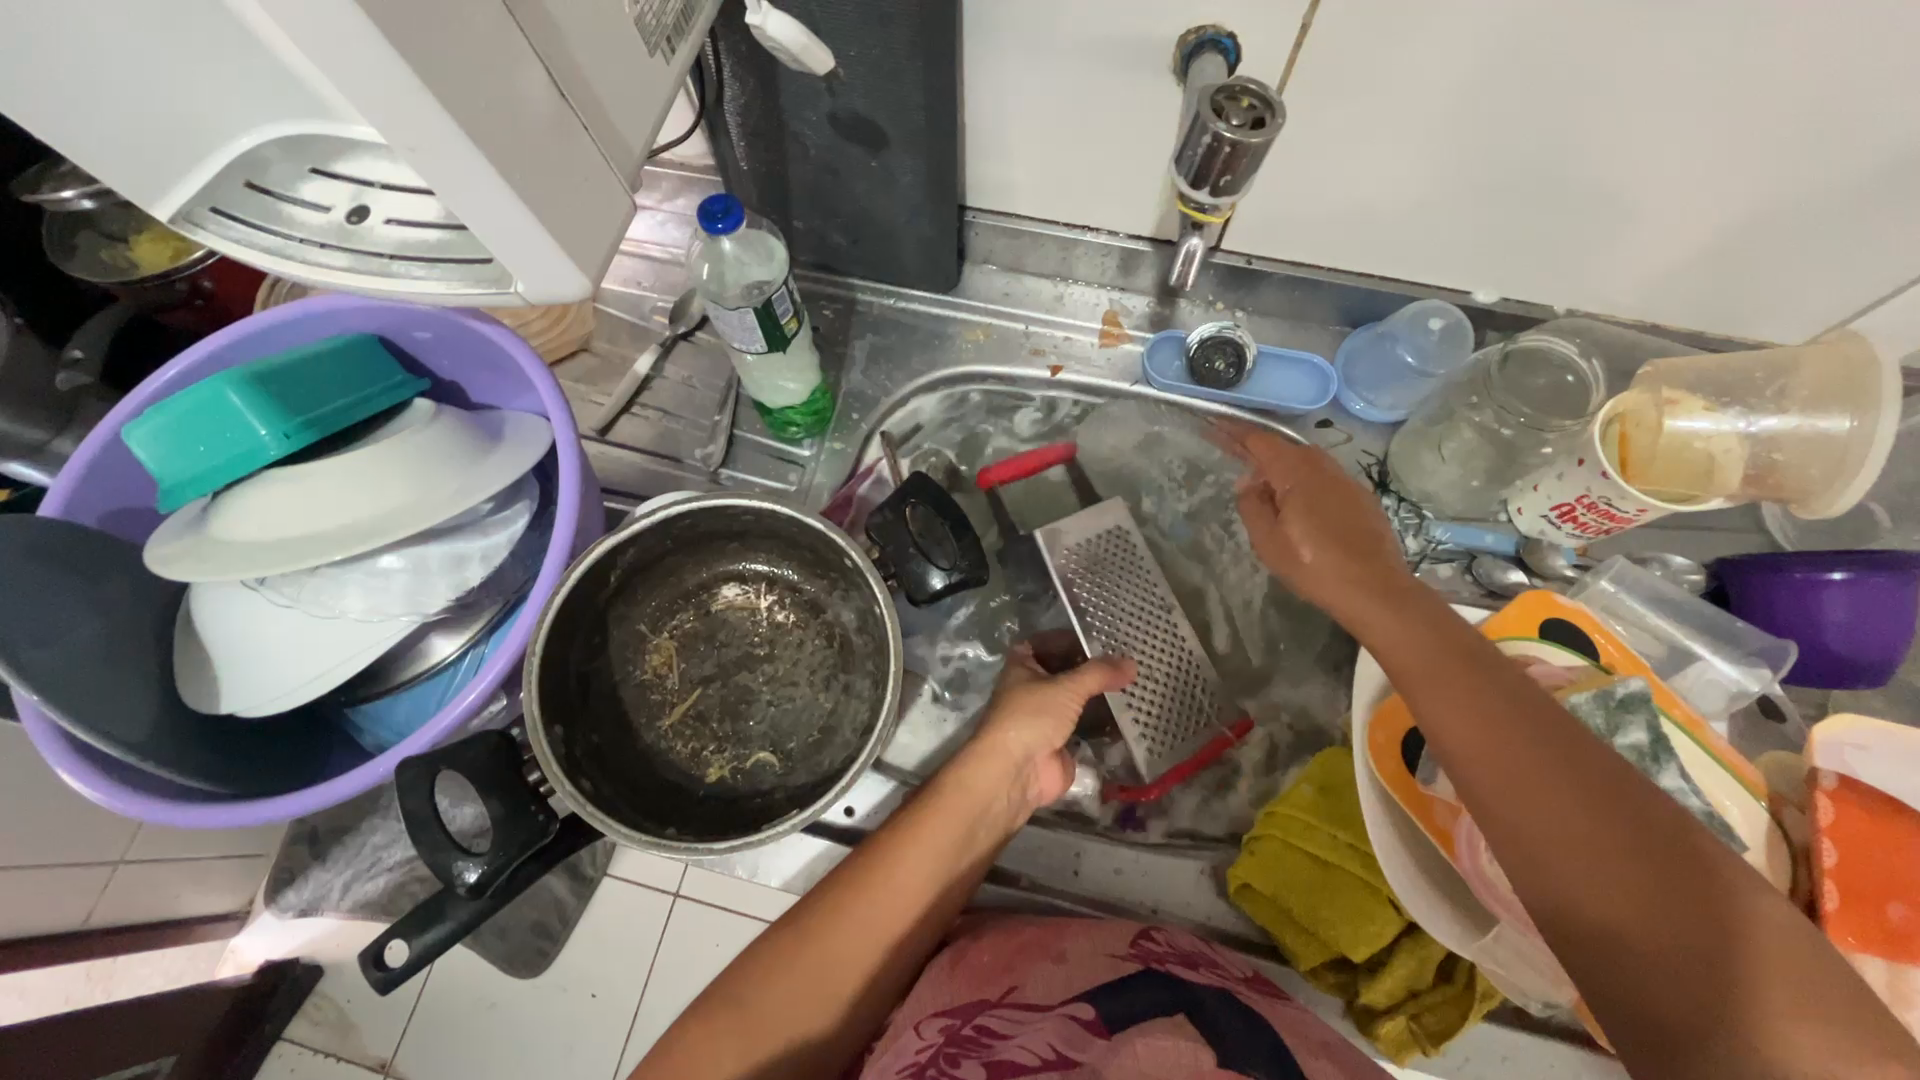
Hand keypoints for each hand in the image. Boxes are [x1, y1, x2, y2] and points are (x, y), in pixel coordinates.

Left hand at [952, 643, 1135, 817]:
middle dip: (1091, 670)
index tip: (1100, 636)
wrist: (1015, 772)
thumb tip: (1132, 663)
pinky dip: (1104, 724)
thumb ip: (1099, 673)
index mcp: (1022, 666)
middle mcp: (1031, 689)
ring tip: (1134, 685)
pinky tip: (1130, 716)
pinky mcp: (1060, 743)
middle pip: (1065, 673)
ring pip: (1076, 701)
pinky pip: (1086, 728)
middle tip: (1126, 662)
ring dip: (1099, 697)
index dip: (1069, 638)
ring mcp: (1046, 718)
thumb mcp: (1066, 687)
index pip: (1046, 643)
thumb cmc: (1031, 717)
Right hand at [1215, 421, 1417, 621]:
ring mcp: (1347, 481)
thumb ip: (1252, 506)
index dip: (1234, 432)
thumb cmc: (1314, 567)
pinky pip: (1324, 477)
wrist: (1375, 589)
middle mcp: (1324, 468)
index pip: (1260, 441)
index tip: (1213, 426)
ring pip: (1307, 461)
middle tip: (1232, 456)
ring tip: (1263, 485)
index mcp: (1297, 474)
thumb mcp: (1268, 542)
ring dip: (1281, 466)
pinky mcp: (1361, 497)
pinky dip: (1303, 480)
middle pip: (1285, 447)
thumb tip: (1248, 483)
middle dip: (1257, 449)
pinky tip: (1297, 503)